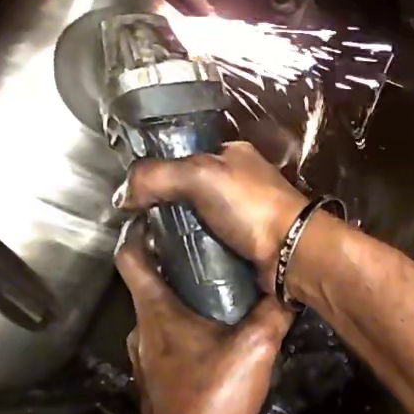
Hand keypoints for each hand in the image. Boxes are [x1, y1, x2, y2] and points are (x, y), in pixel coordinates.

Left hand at [117, 226, 294, 413]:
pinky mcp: (155, 383)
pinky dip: (184, 332)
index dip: (137, 232)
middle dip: (173, 266)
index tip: (158, 215)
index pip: (130, 258)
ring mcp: (144, 361)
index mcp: (156, 312)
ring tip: (219, 292)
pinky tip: (216, 338)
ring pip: (159, 318)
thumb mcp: (256, 347)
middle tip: (209, 251)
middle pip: (148, 286)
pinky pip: (167, 344)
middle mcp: (142, 331)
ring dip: (181, 302)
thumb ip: (274, 313)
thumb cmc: (215, 395)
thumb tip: (290, 285)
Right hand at [119, 142, 307, 288]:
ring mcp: (244, 215)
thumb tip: (123, 196)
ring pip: (197, 220)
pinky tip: (175, 258)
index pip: (184, 155)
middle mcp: (240, 181)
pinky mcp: (245, 244)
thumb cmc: (249, 207)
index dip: (158, 172)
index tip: (136, 195)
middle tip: (142, 224)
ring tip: (153, 245)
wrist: (291, 254)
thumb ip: (155, 176)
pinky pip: (208, 244)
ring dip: (177, 232)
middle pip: (188, 191)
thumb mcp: (198, 176)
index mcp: (233, 154)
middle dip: (166, 207)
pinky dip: (193, 250)